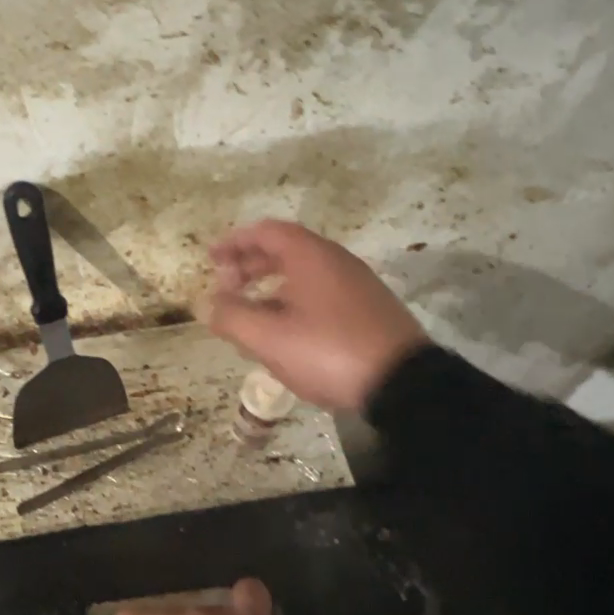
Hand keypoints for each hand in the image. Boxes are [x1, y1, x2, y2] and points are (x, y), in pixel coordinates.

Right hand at [206, 220, 428, 410]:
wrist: (402, 382)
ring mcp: (356, 285)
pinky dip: (293, 303)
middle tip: (226, 288)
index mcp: (310, 256)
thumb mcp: (270, 338)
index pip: (266, 232)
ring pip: (303, 276)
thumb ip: (233, 317)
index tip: (211, 258)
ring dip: (270, 289)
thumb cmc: (328, 352)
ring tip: (249, 317)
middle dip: (250, 266)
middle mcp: (335, 261)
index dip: (234, 242)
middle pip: (285, 251)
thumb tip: (211, 304)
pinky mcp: (367, 310)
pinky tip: (285, 335)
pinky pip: (320, 295)